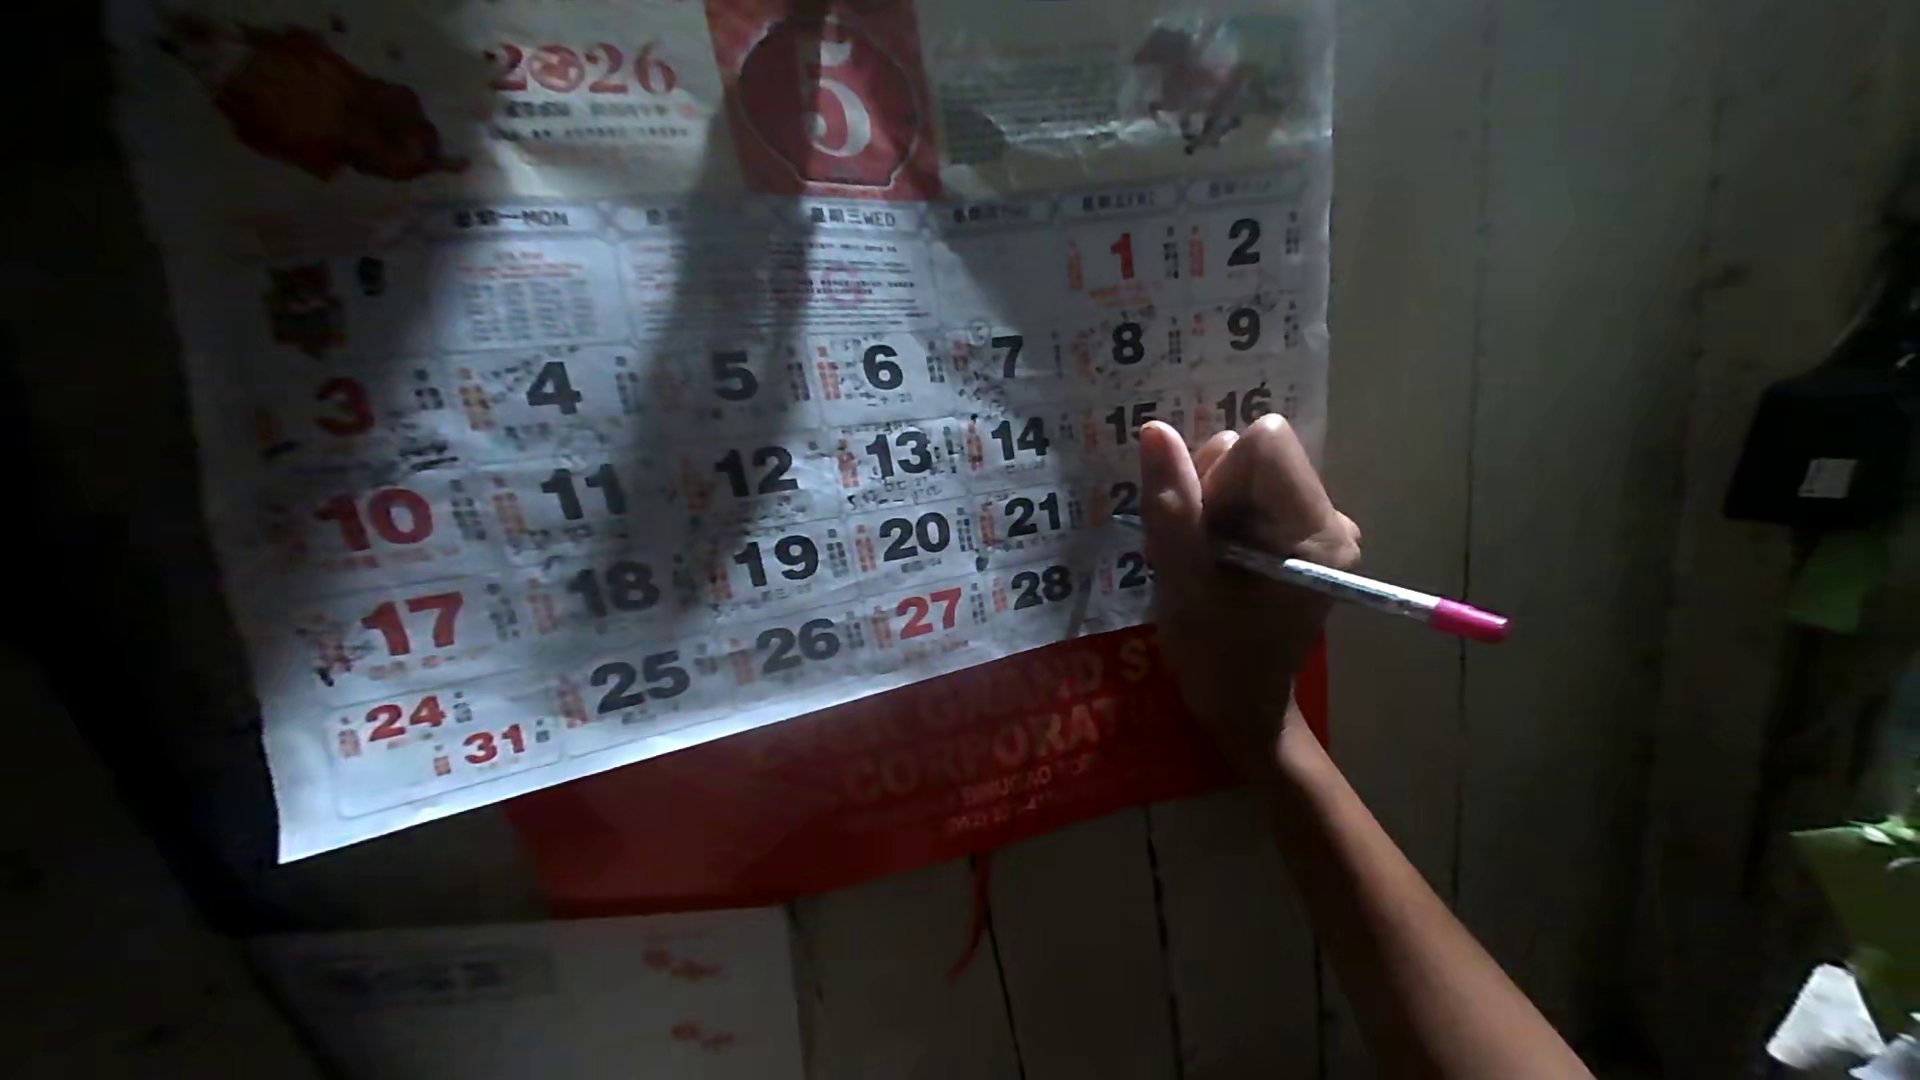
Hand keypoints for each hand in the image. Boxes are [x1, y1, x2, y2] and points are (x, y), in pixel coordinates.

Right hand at [1138, 416, 1360, 778]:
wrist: (1242, 704)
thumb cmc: (1216, 657)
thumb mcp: (1183, 585)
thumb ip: (1171, 508)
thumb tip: (1154, 430)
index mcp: (1315, 529)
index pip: (1261, 443)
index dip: (1215, 477)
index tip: (1202, 533)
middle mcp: (1327, 515)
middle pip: (1247, 454)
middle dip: (1205, 495)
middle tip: (1195, 555)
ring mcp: (1312, 523)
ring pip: (1237, 470)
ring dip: (1201, 509)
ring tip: (1198, 563)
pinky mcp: (1293, 532)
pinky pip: (1240, 492)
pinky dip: (1210, 519)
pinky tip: (1207, 560)